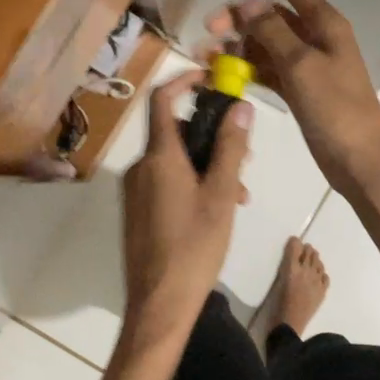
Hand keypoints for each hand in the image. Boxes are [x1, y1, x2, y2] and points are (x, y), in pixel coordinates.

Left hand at [120, 69, 253, 330]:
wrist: (159, 302)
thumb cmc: (194, 247)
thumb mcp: (221, 195)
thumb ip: (229, 148)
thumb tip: (240, 107)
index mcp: (159, 157)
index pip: (163, 100)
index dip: (185, 81)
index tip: (211, 78)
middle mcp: (140, 167)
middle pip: (175, 132)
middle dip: (211, 135)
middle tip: (244, 155)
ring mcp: (135, 191)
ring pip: (174, 160)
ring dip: (207, 165)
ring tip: (238, 193)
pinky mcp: (137, 211)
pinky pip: (166, 182)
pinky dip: (192, 183)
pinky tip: (216, 210)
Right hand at [204, 0, 379, 188]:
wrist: (358, 158)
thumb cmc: (334, 107)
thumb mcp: (301, 64)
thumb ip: (272, 31)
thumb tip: (249, 1)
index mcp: (325, 23)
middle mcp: (316, 38)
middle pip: (273, 15)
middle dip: (240, 17)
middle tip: (210, 29)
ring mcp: (306, 65)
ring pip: (266, 44)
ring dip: (238, 46)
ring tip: (206, 56)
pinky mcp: (298, 90)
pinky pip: (268, 70)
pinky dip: (247, 70)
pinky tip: (222, 75)